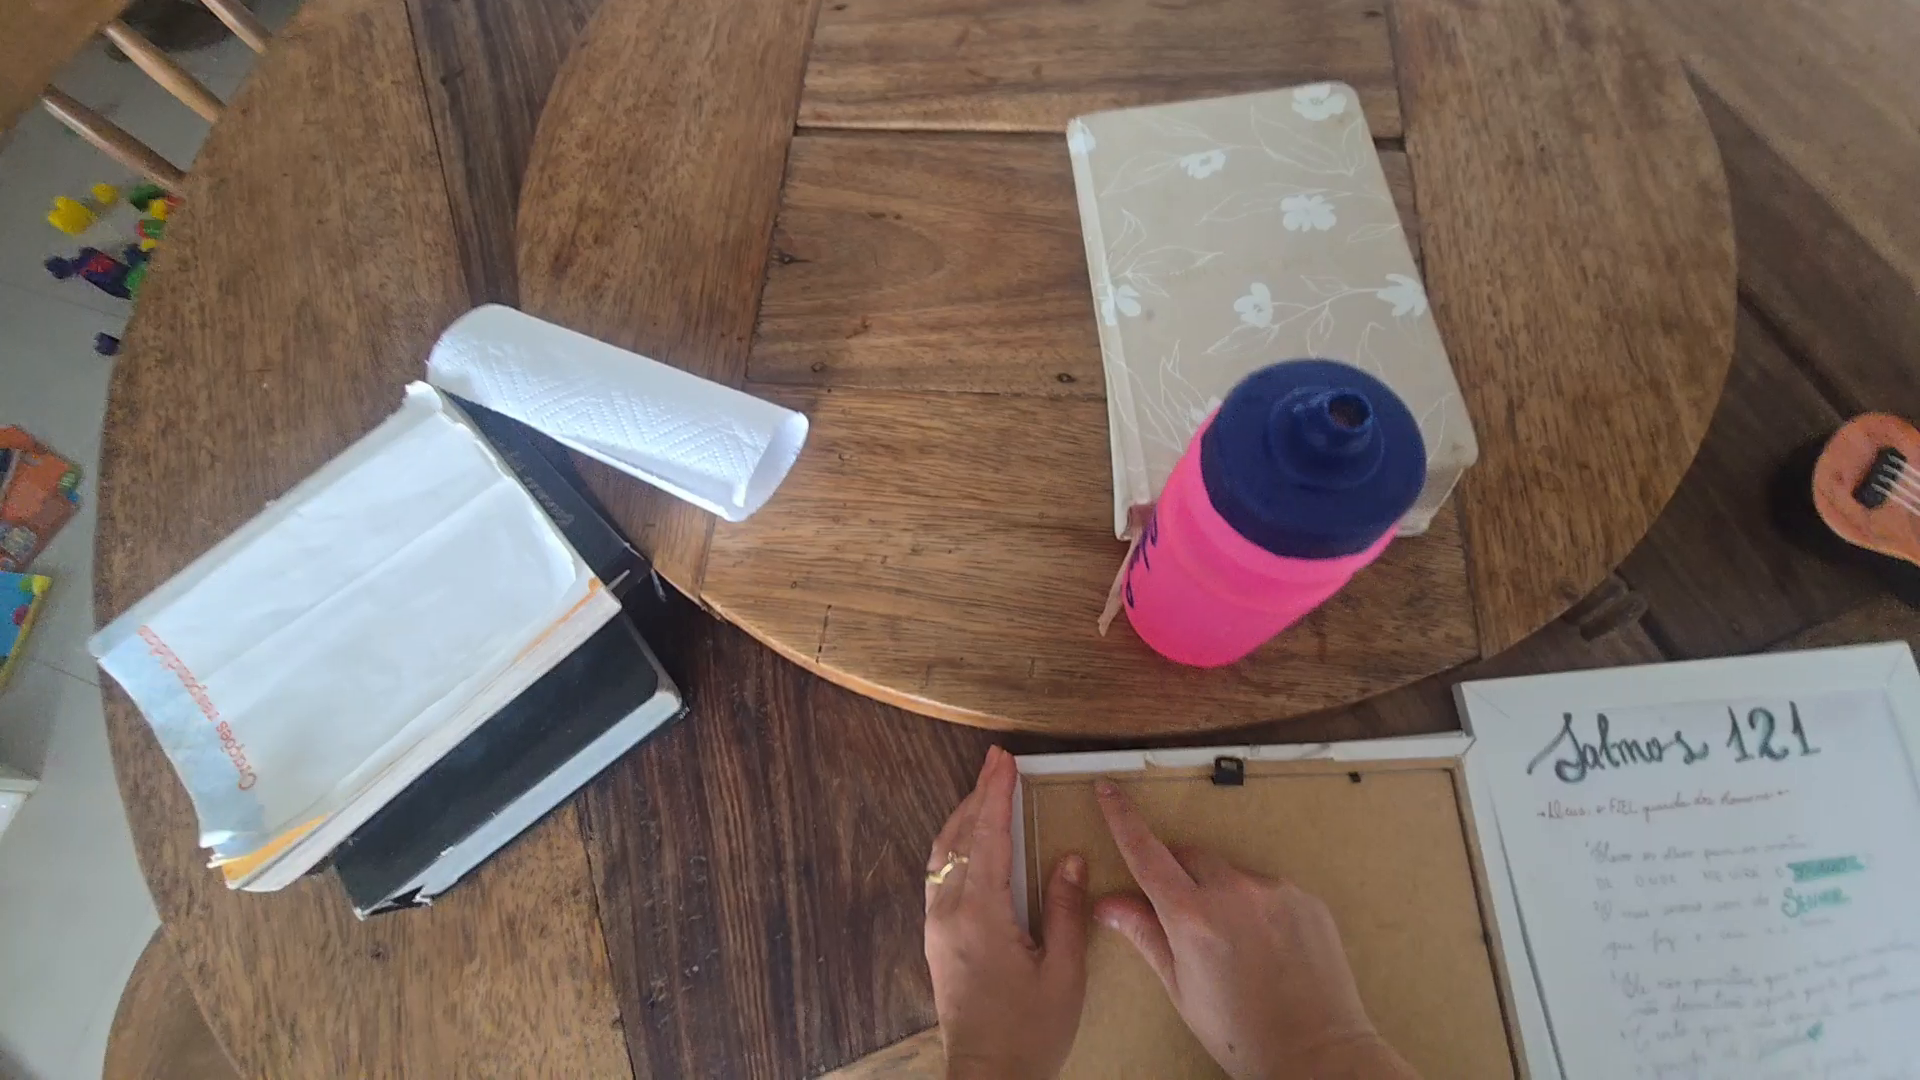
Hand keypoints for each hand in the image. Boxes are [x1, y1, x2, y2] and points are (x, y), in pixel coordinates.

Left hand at [924, 746, 1089, 1079]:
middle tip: (997, 761)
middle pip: (960, 835)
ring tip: (986, 789)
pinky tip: (971, 838)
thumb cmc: (1029, 1031)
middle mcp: (949, 910)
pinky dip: (956, 841)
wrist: (988, 1079)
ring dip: (964, 815)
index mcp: (980, 915)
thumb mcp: (1063, 975)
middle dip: (979, 793)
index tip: (1003, 759)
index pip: (988, 837)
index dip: (996, 793)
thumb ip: (1066, 910)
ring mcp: (936, 922)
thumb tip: (1070, 859)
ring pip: (943, 851)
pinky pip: (940, 871)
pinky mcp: (935, 935)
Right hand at [1093, 780, 1418, 1079]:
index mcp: (1192, 917)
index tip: (1108, 788)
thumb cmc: (1241, 1034)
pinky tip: (1267, 943)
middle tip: (1185, 917)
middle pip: (1189, 856)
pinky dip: (1255, 904)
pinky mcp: (1304, 897)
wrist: (1321, 1058)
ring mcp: (1272, 890)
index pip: (1145, 852)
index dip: (1122, 817)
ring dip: (1220, 890)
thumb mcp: (1181, 987)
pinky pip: (1264, 886)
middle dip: (1179, 874)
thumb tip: (1104, 903)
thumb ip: (1143, 934)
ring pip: (1228, 871)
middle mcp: (1231, 892)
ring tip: (1236, 941)